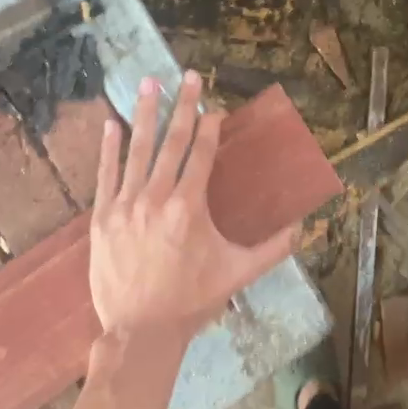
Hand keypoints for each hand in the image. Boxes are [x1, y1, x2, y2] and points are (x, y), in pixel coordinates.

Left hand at [87, 72, 298, 342]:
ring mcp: (125, 206)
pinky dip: (108, 149)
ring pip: (137, 151)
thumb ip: (272, 248)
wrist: (140, 332)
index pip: (201, 154)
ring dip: (145, 115)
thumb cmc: (192, 300)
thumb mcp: (238, 273)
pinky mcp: (102, 219)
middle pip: (172, 142)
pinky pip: (105, 175)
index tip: (214, 107)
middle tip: (189, 76)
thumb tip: (306, 228)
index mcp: (189, 208)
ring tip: (149, 84)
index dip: (209, 127)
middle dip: (183, 106)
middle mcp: (156, 198)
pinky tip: (111, 124)